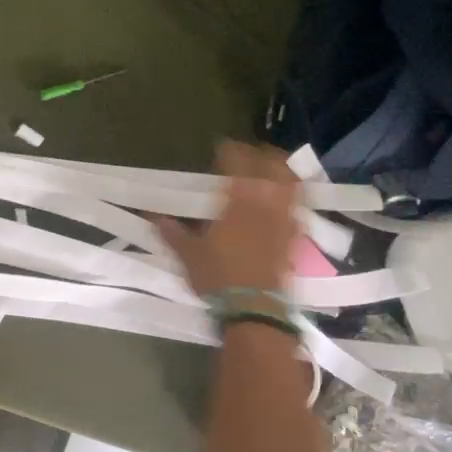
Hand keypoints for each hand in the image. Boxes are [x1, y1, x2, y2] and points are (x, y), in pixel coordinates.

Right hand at [157, 142, 299, 296]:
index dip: (232, 153)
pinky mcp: (295, 238)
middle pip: (275, 171)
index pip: (238, 169)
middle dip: (266, 156)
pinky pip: (299, 207)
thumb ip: (173, 232)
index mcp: (236, 206)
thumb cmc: (217, 277)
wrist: (254, 307)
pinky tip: (286, 198)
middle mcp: (266, 208)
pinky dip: (294, 196)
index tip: (224, 144)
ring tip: (276, 167)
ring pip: (293, 187)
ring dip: (285, 173)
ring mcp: (285, 222)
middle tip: (255, 149)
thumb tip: (153, 217)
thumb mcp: (187, 254)